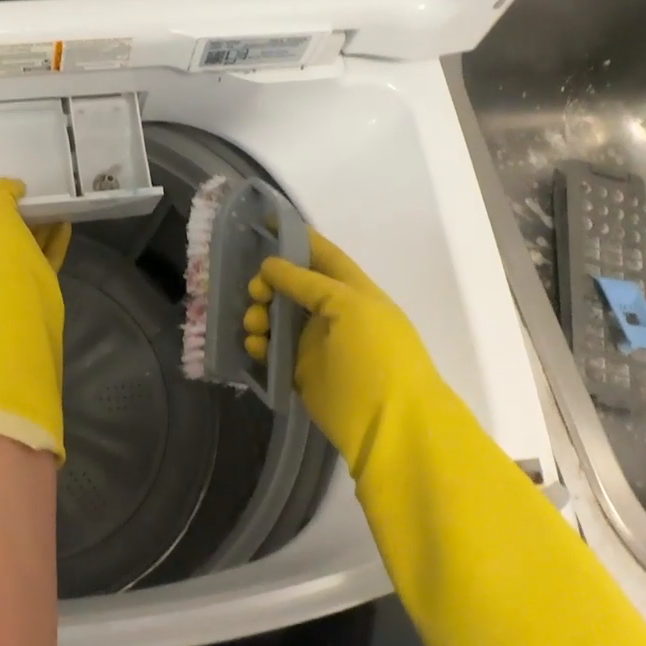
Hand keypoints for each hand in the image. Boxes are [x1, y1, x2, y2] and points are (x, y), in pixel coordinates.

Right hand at [242, 228, 445, 466]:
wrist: (391, 424)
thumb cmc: (378, 355)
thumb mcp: (348, 306)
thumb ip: (307, 282)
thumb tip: (270, 266)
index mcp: (352, 289)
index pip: (320, 252)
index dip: (293, 235)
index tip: (259, 221)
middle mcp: (332, 312)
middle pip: (290, 285)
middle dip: (267, 283)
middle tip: (255, 292)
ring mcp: (316, 343)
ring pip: (276, 317)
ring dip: (259, 315)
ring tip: (255, 327)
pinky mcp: (300, 372)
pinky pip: (271, 350)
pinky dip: (259, 346)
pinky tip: (257, 349)